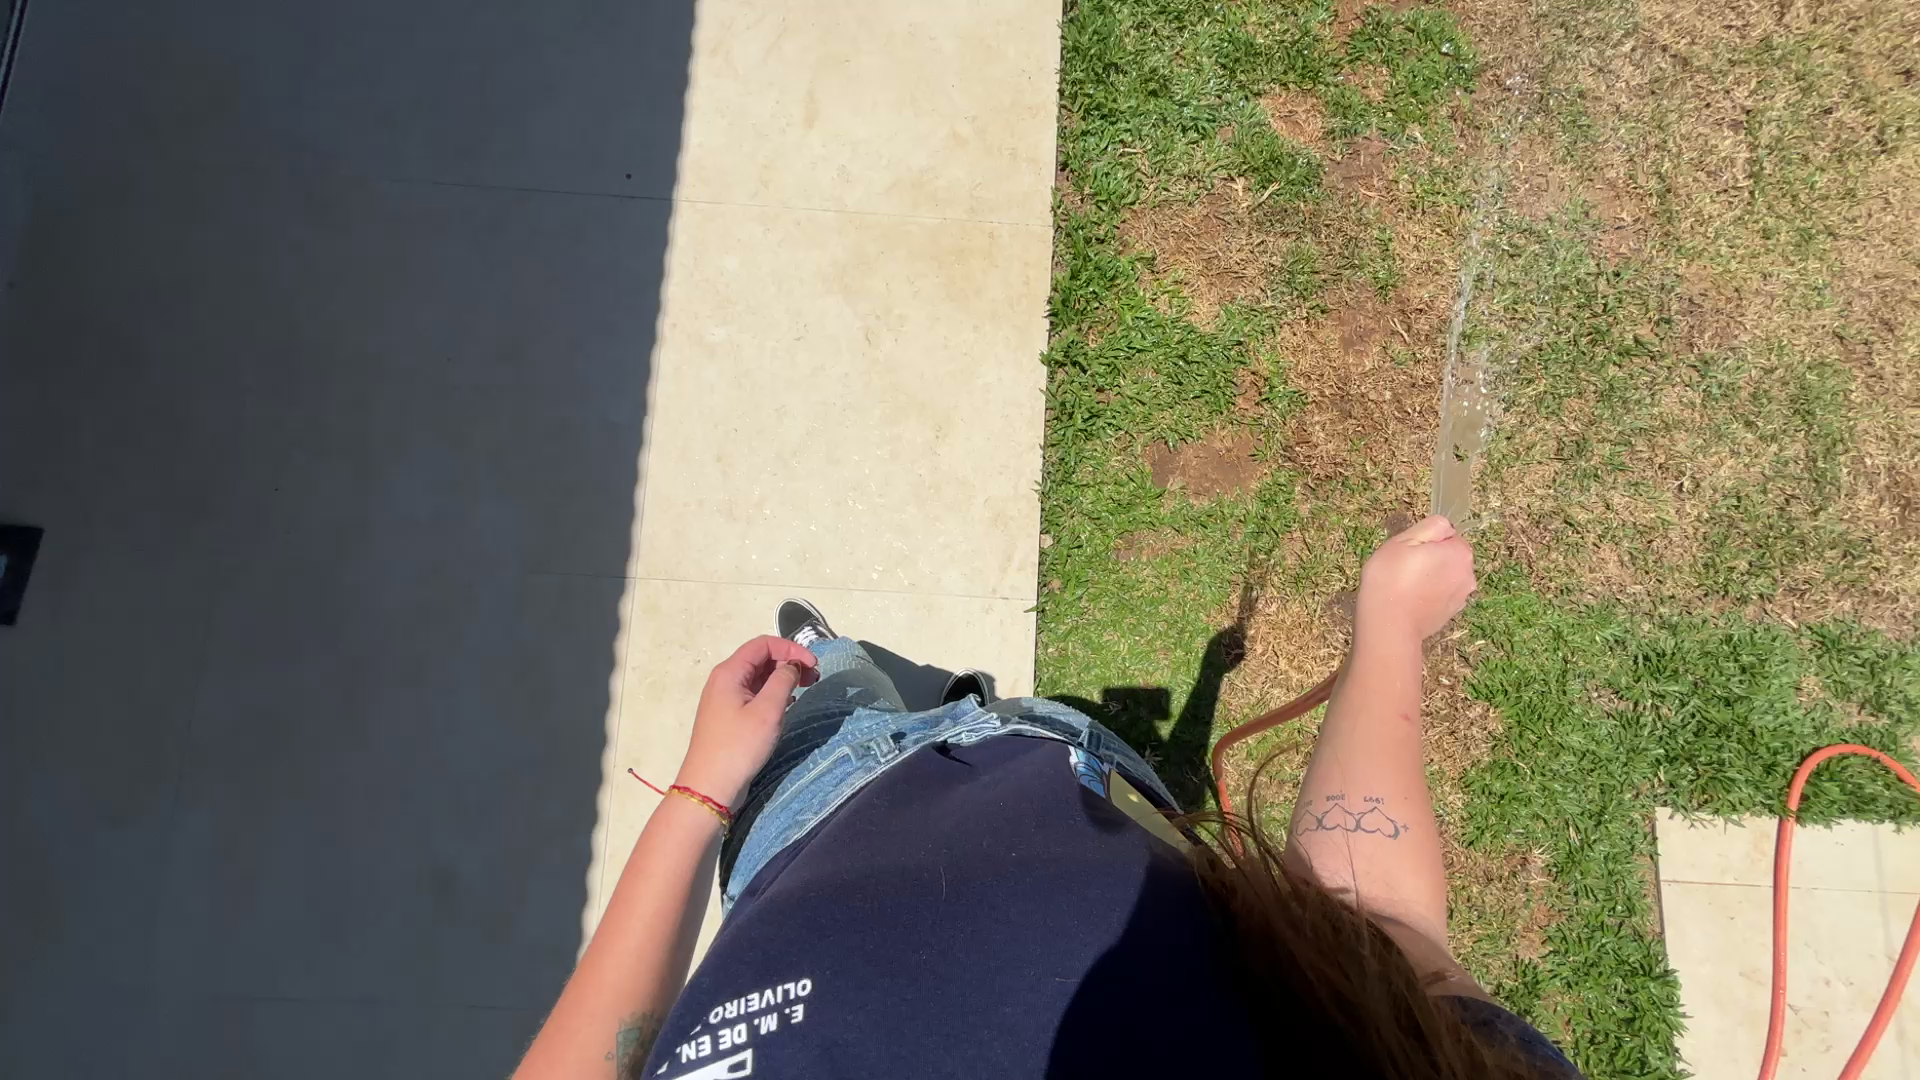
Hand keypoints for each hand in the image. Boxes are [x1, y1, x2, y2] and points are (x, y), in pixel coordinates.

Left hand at [674, 636, 818, 808]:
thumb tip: (793, 665)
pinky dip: (774, 692)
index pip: (764, 644)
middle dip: (789, 662)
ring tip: (805, 688)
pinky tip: (788, 703)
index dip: (791, 649)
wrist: (710, 787)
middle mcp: (725, 680)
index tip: (813, 665)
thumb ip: (784, 680)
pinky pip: (754, 693)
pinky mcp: (730, 716)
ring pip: (759, 676)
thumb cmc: (739, 746)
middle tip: (814, 678)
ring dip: (783, 677)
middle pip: (761, 658)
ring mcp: (725, 698)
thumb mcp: (768, 710)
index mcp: (730, 672)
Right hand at [1356, 515, 1475, 642]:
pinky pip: (1441, 594)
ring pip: (1445, 576)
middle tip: (1402, 568)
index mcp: (1459, 553)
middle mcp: (1468, 574)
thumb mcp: (1402, 542)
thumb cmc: (1390, 579)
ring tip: (1403, 586)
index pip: (1448, 536)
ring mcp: (1461, 596)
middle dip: (1430, 559)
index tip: (1407, 552)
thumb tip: (1445, 525)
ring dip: (1430, 577)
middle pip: (1449, 557)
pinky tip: (1409, 601)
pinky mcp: (1451, 613)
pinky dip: (1428, 595)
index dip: (1426, 541)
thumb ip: (1429, 527)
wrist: (1390, 624)